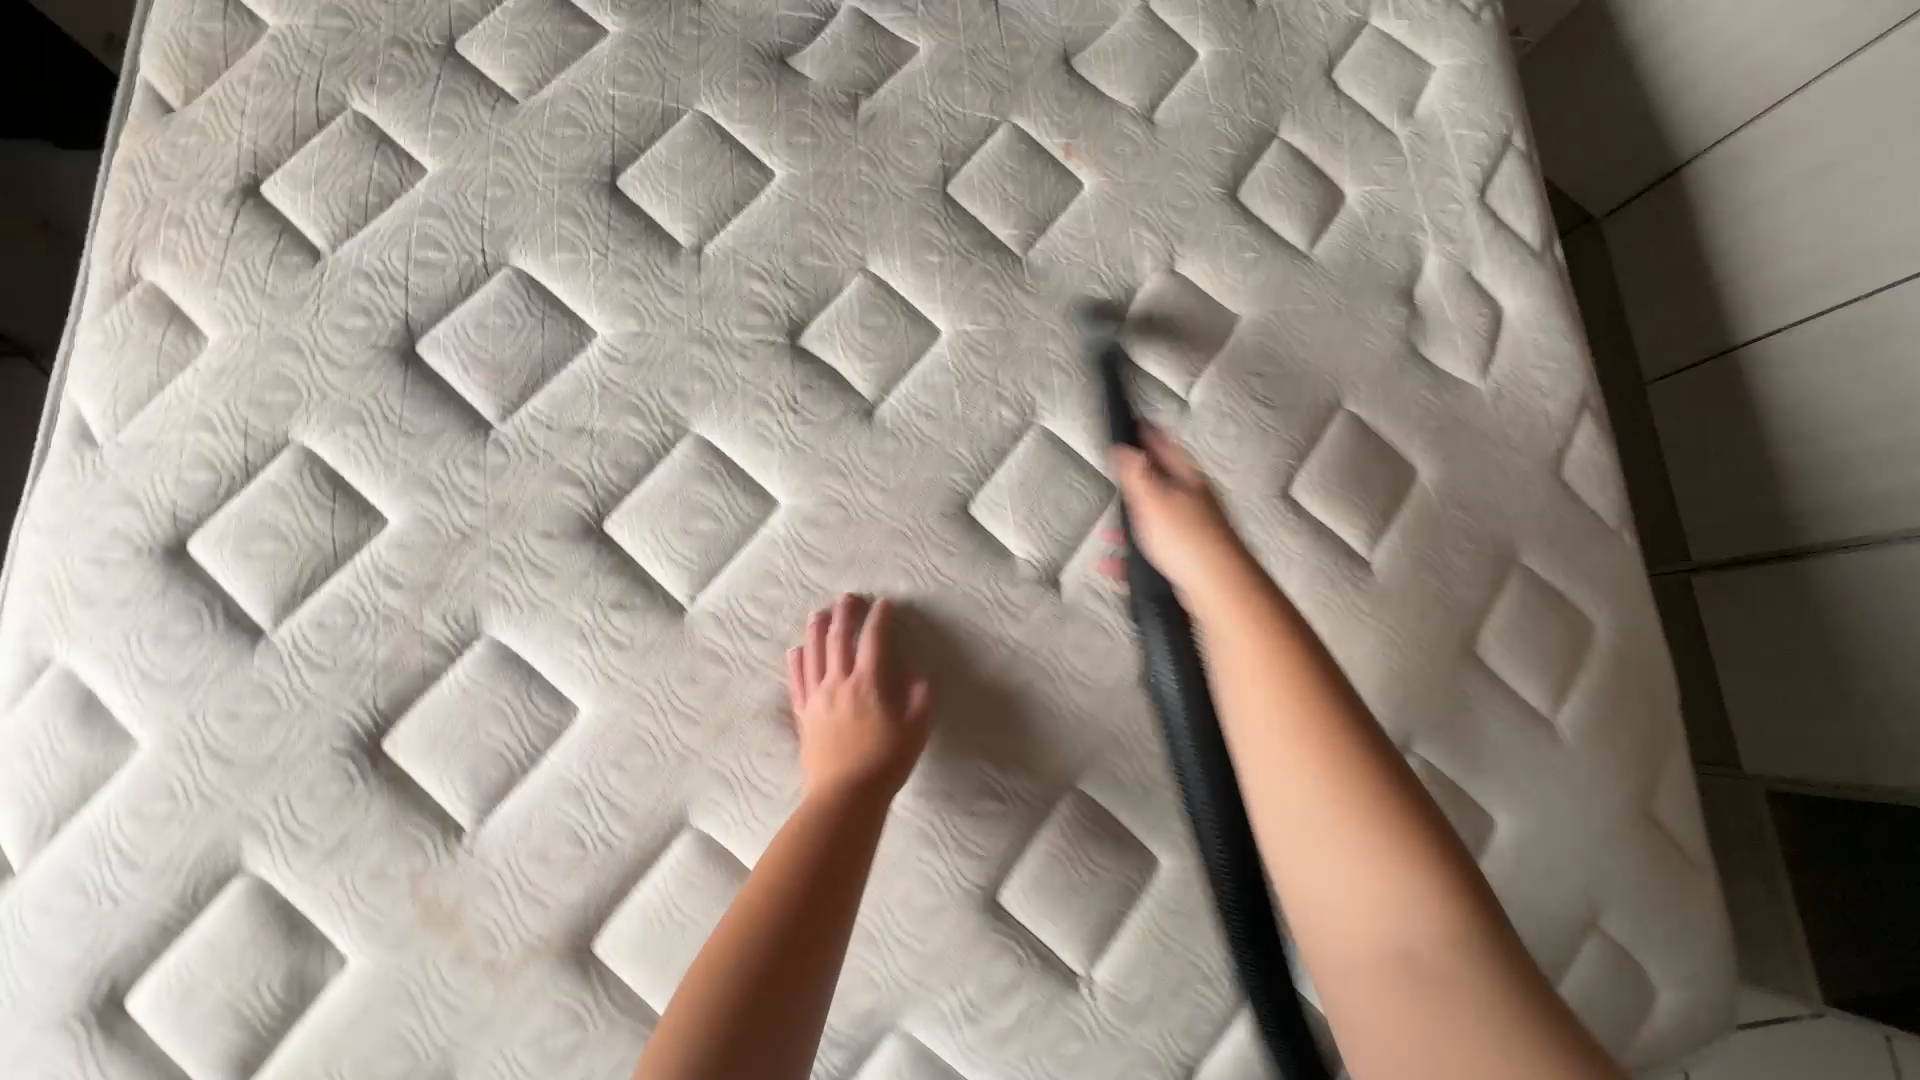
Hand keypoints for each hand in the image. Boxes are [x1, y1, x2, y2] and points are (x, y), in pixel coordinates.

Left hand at [787, 594, 931, 805]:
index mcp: (868, 684)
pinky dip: (795, 662)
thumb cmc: (885, 764)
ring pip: (814, 654)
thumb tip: (914, 674)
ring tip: (819, 613)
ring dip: (817, 630)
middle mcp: (839, 683)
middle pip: (839, 639)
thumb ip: (919, 698)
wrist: (845, 796)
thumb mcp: (916, 730)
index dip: (879, 618)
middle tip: (848, 597)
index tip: (884, 603)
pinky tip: (796, 650)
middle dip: (845, 614)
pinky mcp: (803, 715)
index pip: (874, 640)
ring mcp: (817, 698)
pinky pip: (797, 681)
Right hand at [1108, 424, 1253, 605]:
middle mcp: (1195, 503)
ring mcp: (1195, 531)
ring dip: (1131, 526)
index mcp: (1188, 481)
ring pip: (1157, 521)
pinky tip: (1119, 565)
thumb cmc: (1188, 540)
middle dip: (1136, 487)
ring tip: (1111, 533)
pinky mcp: (1191, 558)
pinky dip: (1135, 554)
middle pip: (1162, 485)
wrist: (1216, 586)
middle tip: (1119, 481)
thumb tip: (1125, 447)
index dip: (1151, 435)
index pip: (1167, 448)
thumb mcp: (1154, 500)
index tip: (1138, 424)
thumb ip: (1137, 474)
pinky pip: (1156, 550)